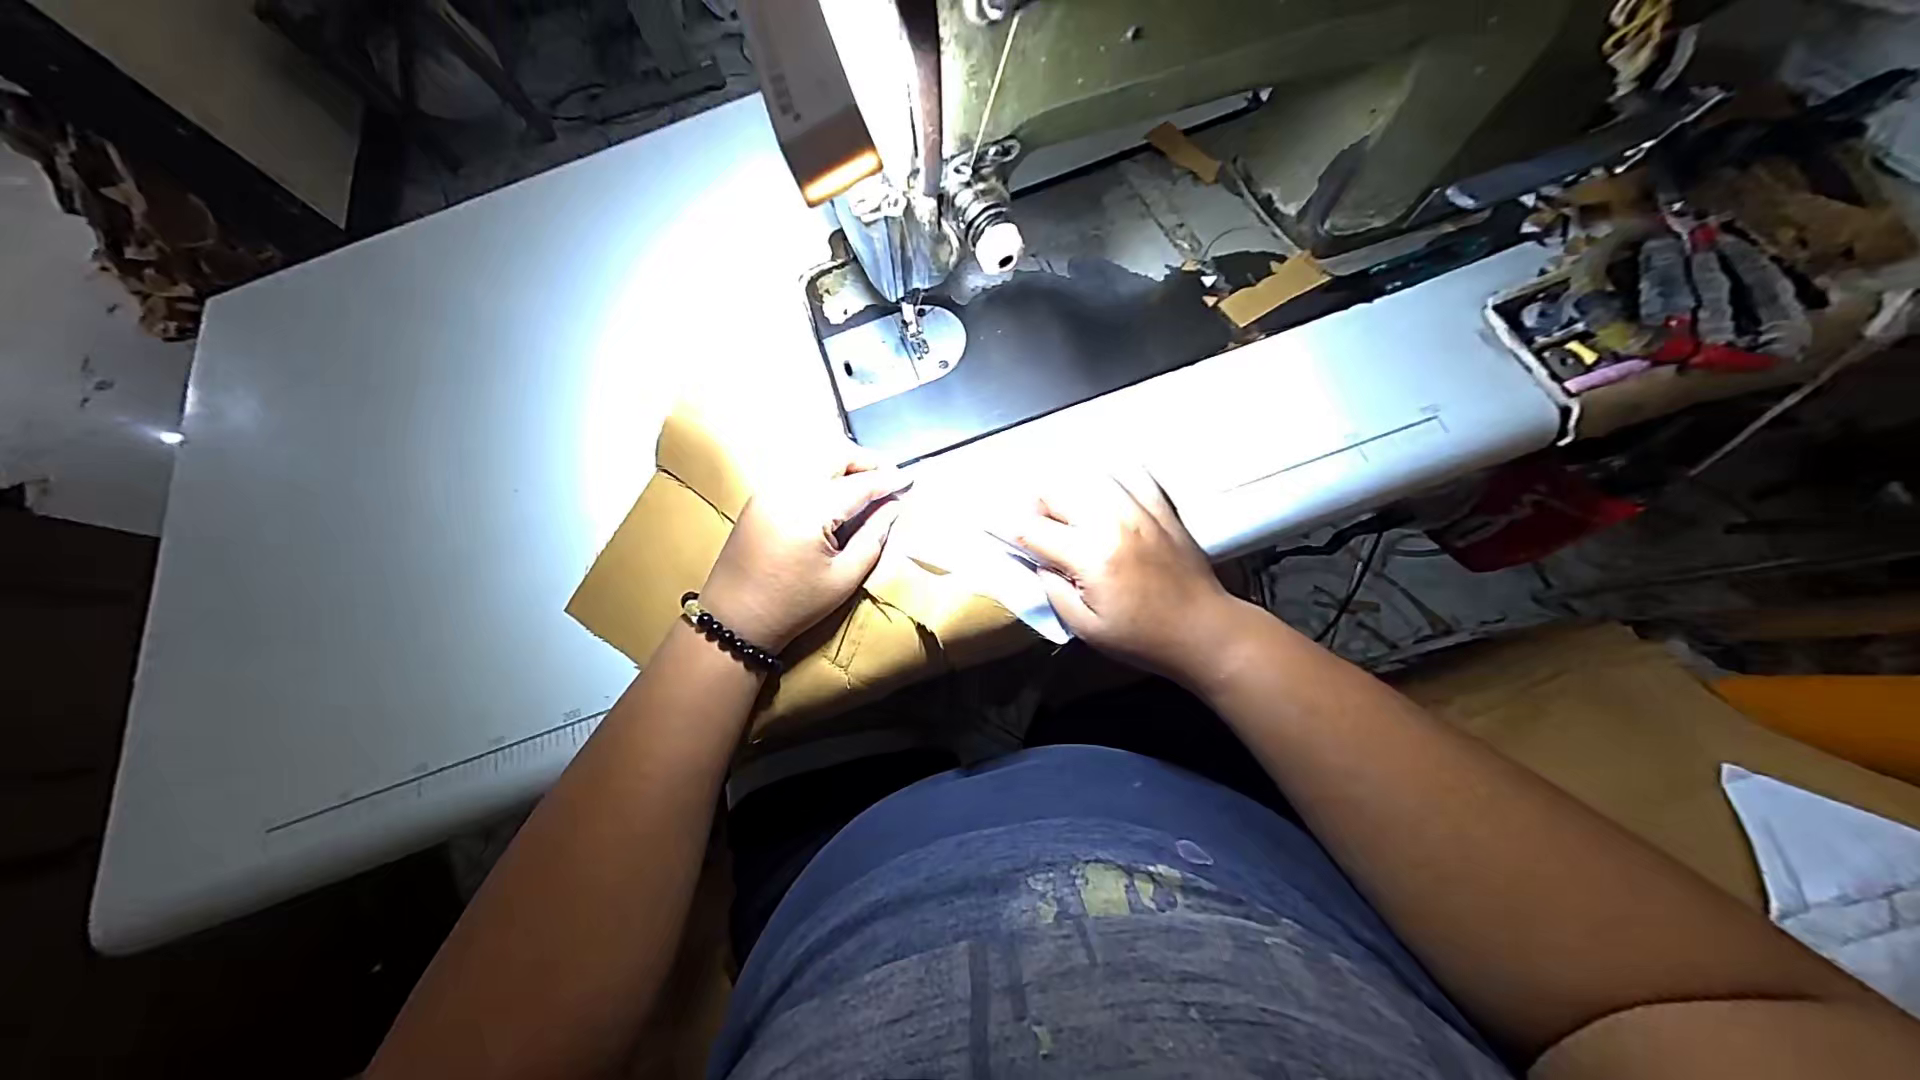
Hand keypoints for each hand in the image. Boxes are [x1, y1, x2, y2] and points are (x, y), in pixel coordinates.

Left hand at [698, 451, 904, 653]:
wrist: (734, 620)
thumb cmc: (794, 605)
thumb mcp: (844, 577)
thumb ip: (873, 535)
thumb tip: (893, 505)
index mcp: (809, 510)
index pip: (858, 484)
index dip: (888, 480)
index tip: (910, 480)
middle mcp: (787, 489)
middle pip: (833, 455)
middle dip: (865, 461)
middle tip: (889, 477)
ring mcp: (768, 490)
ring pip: (813, 457)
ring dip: (842, 462)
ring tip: (866, 481)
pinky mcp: (759, 498)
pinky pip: (796, 470)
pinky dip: (821, 471)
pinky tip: (836, 489)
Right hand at [1007, 471, 1249, 684]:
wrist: (1204, 631)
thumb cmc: (1143, 637)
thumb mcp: (1085, 627)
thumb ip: (1053, 589)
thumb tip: (1040, 562)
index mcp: (1092, 556)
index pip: (1034, 530)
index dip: (1011, 532)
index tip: (1002, 532)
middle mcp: (1113, 523)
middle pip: (1057, 491)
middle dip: (1037, 507)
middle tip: (1038, 529)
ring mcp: (1141, 510)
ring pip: (1089, 476)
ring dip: (1068, 491)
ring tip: (1066, 512)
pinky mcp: (1162, 509)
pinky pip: (1132, 475)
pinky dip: (1110, 479)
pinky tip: (1103, 493)